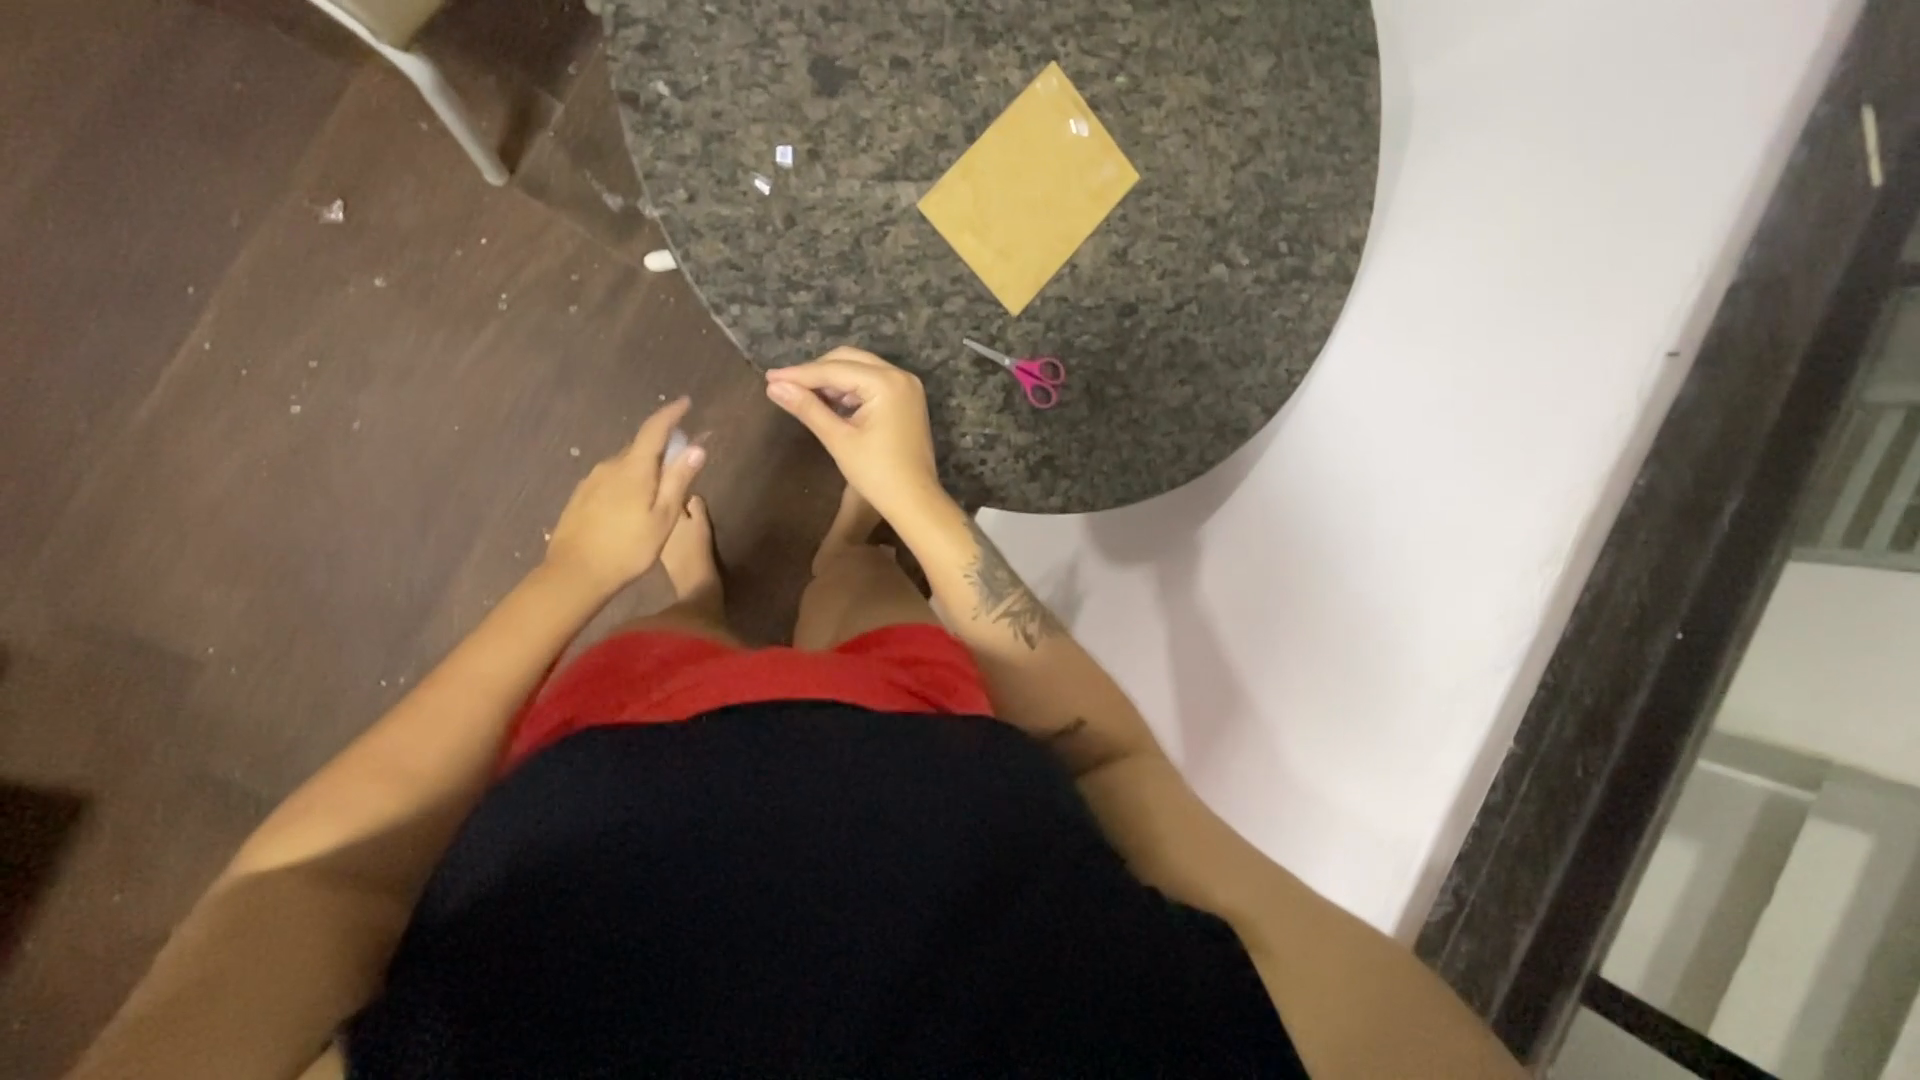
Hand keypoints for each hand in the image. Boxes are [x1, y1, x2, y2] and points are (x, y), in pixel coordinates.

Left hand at [543, 398, 705, 594]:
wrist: (575, 573)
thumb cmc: (628, 548)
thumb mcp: (663, 517)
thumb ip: (679, 480)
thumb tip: (697, 447)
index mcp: (634, 469)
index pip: (654, 429)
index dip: (671, 414)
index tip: (685, 402)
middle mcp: (610, 466)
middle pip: (640, 447)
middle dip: (661, 446)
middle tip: (681, 459)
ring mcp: (591, 481)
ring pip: (625, 464)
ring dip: (644, 467)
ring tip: (657, 489)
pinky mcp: (581, 496)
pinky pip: (611, 479)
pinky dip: (627, 482)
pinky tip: (631, 505)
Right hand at [765, 347, 944, 519]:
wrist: (914, 501)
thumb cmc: (876, 473)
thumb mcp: (838, 439)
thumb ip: (807, 408)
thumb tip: (775, 387)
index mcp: (886, 382)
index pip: (834, 369)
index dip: (799, 374)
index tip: (770, 378)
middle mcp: (900, 375)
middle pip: (848, 360)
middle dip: (816, 372)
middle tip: (784, 386)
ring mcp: (907, 386)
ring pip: (860, 370)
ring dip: (832, 380)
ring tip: (803, 396)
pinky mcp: (907, 399)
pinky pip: (872, 384)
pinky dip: (849, 390)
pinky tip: (829, 403)